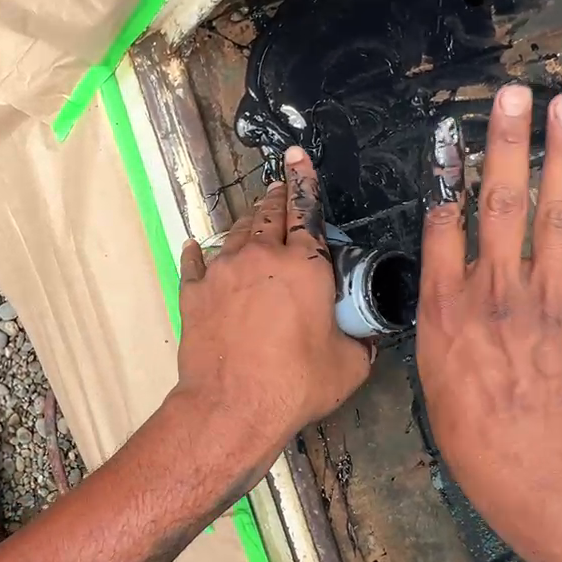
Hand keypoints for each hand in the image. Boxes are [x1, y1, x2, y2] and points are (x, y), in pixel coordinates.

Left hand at [176, 146, 373, 444]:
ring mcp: (222, 271)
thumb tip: (368, 337)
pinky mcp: (194, 291)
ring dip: (248, 223)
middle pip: (268, 215)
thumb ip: (360, 341)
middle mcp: (260, 256)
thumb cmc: (295, 384)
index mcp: (304, 266)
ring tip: (254, 220)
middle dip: (276, 198)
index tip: (296, 156)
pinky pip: (196, 262)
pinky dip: (199, 254)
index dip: (304, 181)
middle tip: (279, 189)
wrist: (230, 405)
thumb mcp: (348, 364)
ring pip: (236, 233)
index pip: (306, 212)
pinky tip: (196, 247)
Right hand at [415, 85, 561, 546]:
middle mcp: (495, 288)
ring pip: (558, 214)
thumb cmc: (471, 428)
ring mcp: (551, 299)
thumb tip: (451, 270)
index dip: (449, 171)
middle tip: (514, 93)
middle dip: (508, 141)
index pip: (445, 219)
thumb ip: (443, 310)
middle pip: (500, 200)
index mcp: (446, 301)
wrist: (538, 474)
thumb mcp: (432, 365)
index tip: (454, 132)